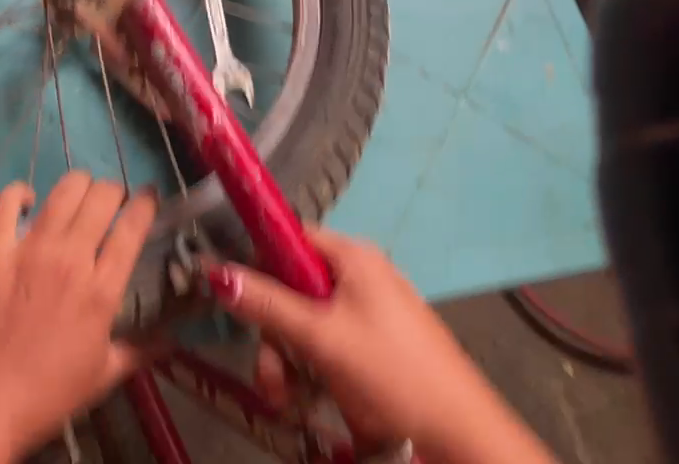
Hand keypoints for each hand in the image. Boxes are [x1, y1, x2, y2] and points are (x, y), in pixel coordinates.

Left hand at [0, 173, 158, 456]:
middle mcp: (71, 260)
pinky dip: (20, 194)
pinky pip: (7, 203)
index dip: (146, 203)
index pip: (133, 227)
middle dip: (112, 191)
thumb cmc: (49, 392)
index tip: (148, 196)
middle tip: (110, 200)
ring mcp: (29, 251)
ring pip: (63, 191)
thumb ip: (140, 350)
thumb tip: (173, 339)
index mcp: (102, 290)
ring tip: (77, 194)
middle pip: (101, 198)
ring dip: (77, 186)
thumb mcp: (104, 375)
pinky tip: (26, 200)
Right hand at [207, 228, 555, 463]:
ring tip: (284, 398)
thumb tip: (214, 271)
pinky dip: (308, 372)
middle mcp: (359, 278)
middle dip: (272, 331)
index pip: (290, 235)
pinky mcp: (373, 351)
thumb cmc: (392, 375)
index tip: (235, 293)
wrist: (464, 445)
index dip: (258, 259)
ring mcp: (368, 316)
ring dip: (284, 360)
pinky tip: (304, 402)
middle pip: (291, 286)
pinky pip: (324, 348)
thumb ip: (266, 303)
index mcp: (353, 258)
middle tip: (269, 371)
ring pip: (303, 323)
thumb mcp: (321, 338)